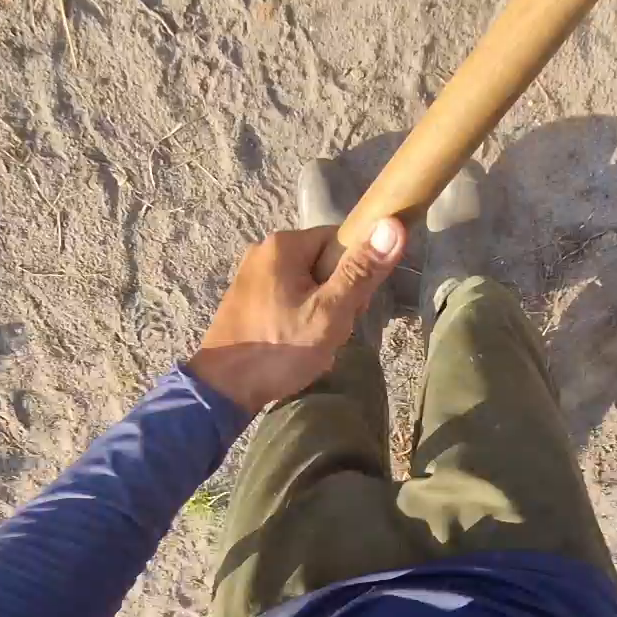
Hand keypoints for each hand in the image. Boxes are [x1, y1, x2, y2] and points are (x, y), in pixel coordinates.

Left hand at [188, 219, 406, 412]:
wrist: (222, 390)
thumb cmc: (279, 350)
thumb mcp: (329, 313)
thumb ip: (361, 272)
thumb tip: (394, 226)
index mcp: (283, 244)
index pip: (339, 241)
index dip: (356, 273)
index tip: (353, 308)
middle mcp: (263, 251)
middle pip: (323, 264)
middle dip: (336, 298)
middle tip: (332, 331)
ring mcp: (251, 277)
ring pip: (306, 287)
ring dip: (319, 314)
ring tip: (313, 343)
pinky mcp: (245, 301)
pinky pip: (286, 301)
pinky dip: (297, 322)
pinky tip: (295, 346)